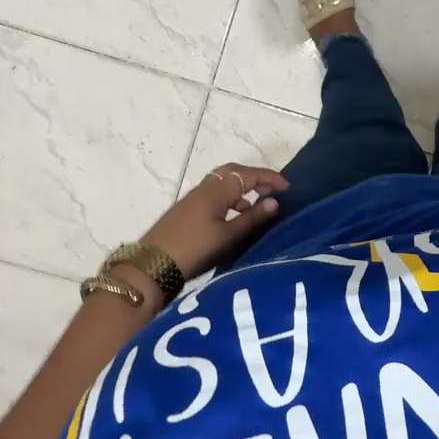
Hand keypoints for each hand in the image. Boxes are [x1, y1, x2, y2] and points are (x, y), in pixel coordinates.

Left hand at [141, 164, 288, 278]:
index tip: (287, 187)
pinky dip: (230, 199)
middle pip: (233, 172)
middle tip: (271, 189)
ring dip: (242, 189)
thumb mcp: (228, 236)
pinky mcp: (186, 210)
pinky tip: (234, 219)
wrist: (151, 265)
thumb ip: (252, 218)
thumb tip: (274, 202)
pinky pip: (214, 194)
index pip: (248, 174)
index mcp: (217, 190)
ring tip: (257, 208)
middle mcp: (205, 188)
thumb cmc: (194, 249)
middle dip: (254, 177)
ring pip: (222, 184)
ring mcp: (193, 199)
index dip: (269, 178)